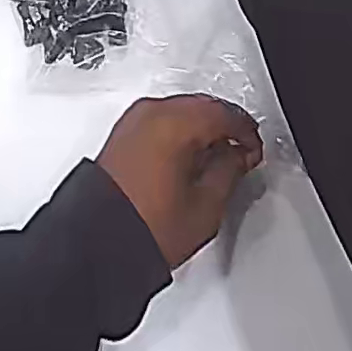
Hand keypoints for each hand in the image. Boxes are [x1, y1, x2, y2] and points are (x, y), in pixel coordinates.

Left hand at [96, 94, 263, 268]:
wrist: (98, 244)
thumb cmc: (144, 228)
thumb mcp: (206, 205)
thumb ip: (230, 170)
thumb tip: (238, 154)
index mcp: (175, 124)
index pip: (224, 113)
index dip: (246, 131)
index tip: (253, 148)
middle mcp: (152, 113)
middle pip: (202, 106)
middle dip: (225, 125)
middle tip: (241, 149)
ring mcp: (135, 120)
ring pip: (182, 110)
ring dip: (202, 126)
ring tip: (216, 156)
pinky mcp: (124, 131)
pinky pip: (161, 118)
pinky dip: (180, 130)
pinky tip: (189, 154)